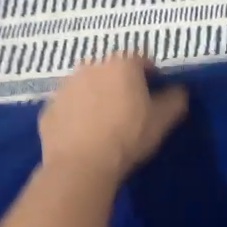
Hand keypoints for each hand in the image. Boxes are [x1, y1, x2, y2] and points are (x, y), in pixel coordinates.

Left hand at [37, 56, 188, 183]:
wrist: (80, 165)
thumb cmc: (128, 137)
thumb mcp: (163, 120)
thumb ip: (176, 99)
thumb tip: (178, 90)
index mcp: (122, 64)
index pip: (142, 60)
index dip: (151, 77)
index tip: (155, 97)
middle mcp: (91, 66)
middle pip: (112, 70)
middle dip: (122, 84)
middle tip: (130, 109)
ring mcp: (65, 85)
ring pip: (88, 86)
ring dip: (98, 96)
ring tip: (105, 123)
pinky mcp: (48, 107)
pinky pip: (70, 105)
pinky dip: (78, 113)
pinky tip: (85, 134)